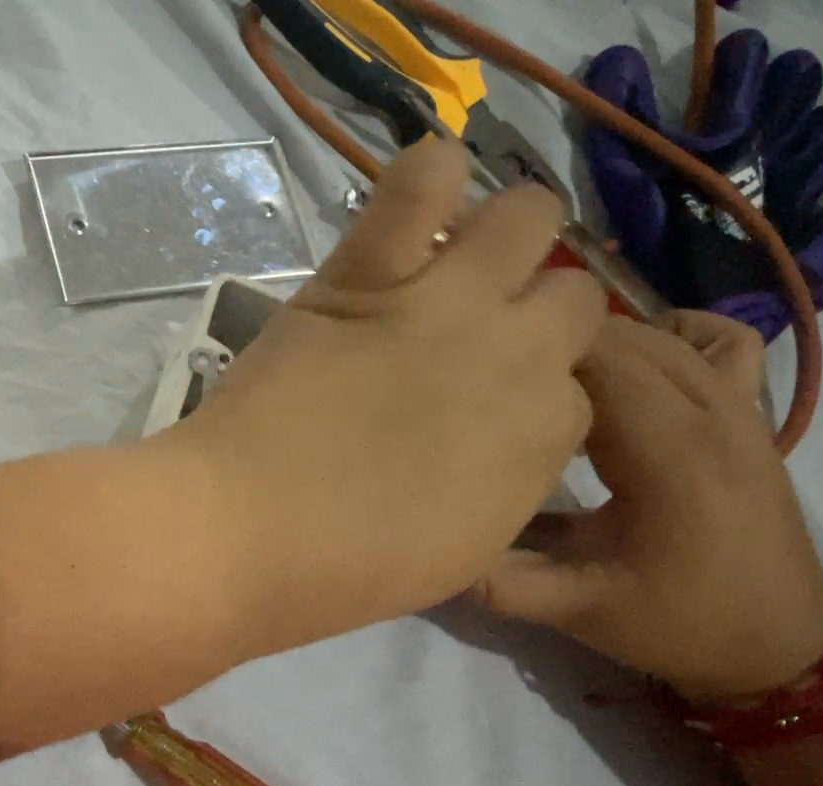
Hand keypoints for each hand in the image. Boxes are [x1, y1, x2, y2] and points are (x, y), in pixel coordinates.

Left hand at [156, 139, 605, 651]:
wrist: (247, 533)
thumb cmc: (337, 569)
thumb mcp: (453, 551)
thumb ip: (496, 488)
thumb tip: (493, 451)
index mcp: (546, 440)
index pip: (575, 389)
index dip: (530, 390)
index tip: (481, 403)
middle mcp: (520, 358)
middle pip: (574, 296)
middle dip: (534, 309)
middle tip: (468, 331)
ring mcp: (447, 304)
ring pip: (528, 217)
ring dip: (503, 234)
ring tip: (448, 261)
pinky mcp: (366, 275)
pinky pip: (421, 180)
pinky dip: (423, 179)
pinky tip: (406, 210)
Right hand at [469, 311, 822, 698]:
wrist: (779, 645)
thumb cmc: (674, 623)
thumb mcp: (573, 609)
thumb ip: (497, 579)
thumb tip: (427, 545)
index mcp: (668, 457)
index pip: (598, 366)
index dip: (533, 358)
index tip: (473, 376)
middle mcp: (710, 415)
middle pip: (625, 341)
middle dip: (554, 345)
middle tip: (488, 376)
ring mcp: (739, 410)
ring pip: (663, 336)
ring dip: (598, 343)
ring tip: (541, 375)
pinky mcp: (750, 416)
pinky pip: (720, 344)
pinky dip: (673, 335)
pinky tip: (631, 362)